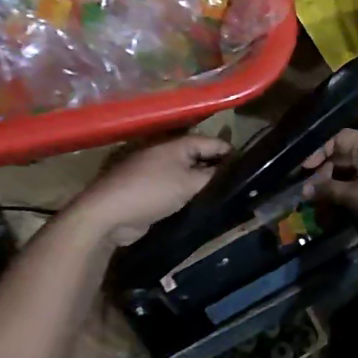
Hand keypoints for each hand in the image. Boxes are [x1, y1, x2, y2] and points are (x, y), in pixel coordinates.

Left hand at [69, 134, 230, 245]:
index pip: (213, 143)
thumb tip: (232, 171)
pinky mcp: (149, 189)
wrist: (108, 214)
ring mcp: (155, 170)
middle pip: (200, 156)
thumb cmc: (152, 192)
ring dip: (203, 182)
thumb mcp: (190, 183)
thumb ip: (213, 176)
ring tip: (224, 194)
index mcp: (177, 144)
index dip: (232, 154)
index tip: (249, 168)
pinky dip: (188, 193)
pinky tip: (201, 203)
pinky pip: (176, 186)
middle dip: (218, 168)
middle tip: (239, 183)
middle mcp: (166, 152)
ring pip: (188, 173)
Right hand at [300, 129, 357, 243]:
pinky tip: (333, 208)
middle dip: (324, 174)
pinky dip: (346, 194)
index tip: (303, 171)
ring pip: (350, 173)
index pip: (339, 139)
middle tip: (308, 193)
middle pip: (343, 157)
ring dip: (333, 187)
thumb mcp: (355, 196)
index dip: (319, 153)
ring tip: (316, 203)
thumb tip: (305, 189)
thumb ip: (328, 190)